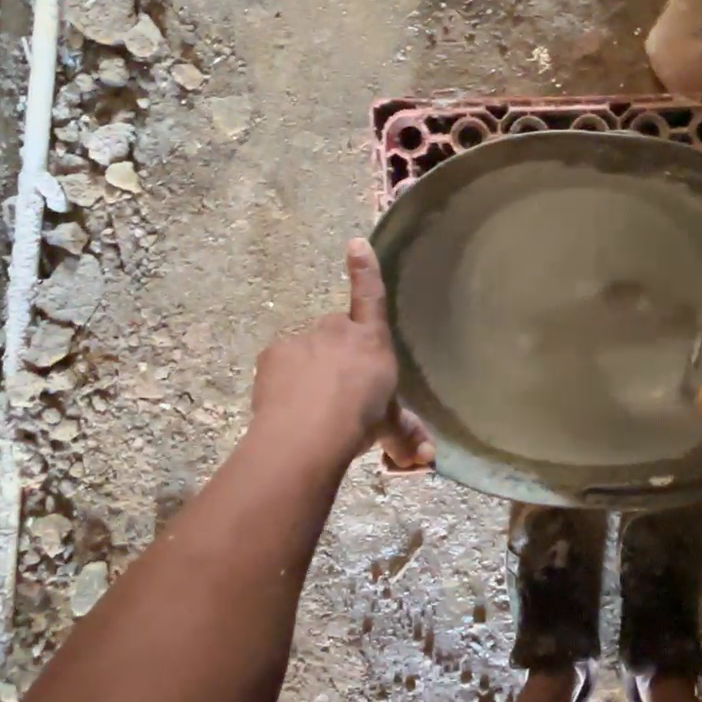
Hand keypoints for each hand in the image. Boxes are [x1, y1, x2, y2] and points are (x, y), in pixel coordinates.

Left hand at [248, 239, 434, 469]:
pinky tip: (288, 407)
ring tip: (311, 410)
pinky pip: (283, 365)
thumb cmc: (358, 421)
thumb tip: (427, 459)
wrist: (306, 433)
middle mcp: (337, 330)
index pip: (371, 296)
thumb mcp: (387, 428)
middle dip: (336, 360)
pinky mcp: (274, 353)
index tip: (356, 243)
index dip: (365, 269)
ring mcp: (303, 339)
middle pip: (336, 336)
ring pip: (307, 352)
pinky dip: (285, 382)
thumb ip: (405, 436)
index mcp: (371, 342)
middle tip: (337, 396)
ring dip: (310, 373)